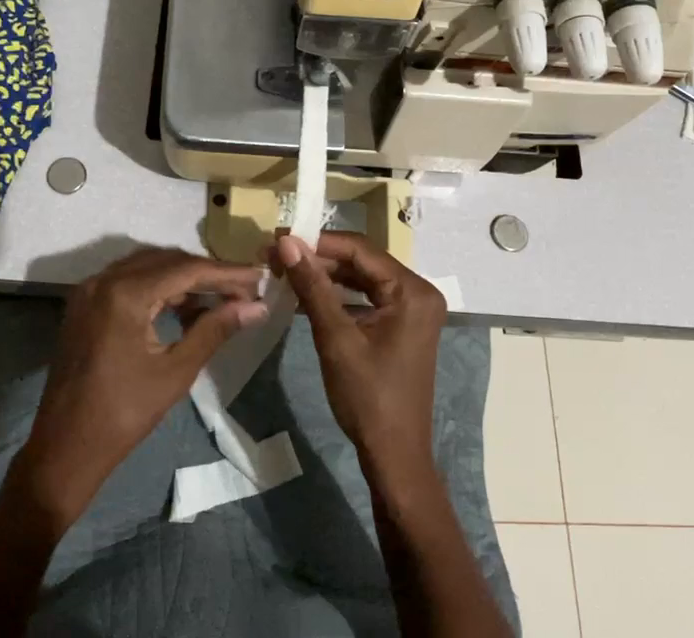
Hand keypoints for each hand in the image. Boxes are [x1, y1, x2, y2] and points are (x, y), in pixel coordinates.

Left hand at [14, 247, 267, 527]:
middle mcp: (103, 280)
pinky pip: (127, 281)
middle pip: (166, 260)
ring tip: (219, 298)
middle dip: (206, 273)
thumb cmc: (123, 413)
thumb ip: (215, 330)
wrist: (65, 447)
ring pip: (146, 267)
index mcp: (124, 294)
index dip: (226, 272)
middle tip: (243, 289)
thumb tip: (256, 306)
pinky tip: (183, 308)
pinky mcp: (84, 305)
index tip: (258, 277)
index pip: (185, 269)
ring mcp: (89, 291)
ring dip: (182, 278)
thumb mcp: (176, 371)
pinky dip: (158, 288)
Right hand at [272, 233, 446, 475]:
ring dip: (325, 277)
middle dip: (319, 259)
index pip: (360, 250)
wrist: (393, 454)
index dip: (318, 242)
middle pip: (362, 262)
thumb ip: (312, 287)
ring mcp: (412, 310)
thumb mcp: (336, 338)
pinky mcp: (402, 326)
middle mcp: (419, 292)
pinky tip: (306, 296)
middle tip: (275, 258)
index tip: (278, 240)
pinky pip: (367, 299)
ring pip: (362, 279)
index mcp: (413, 291)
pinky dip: (338, 297)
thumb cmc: (368, 397)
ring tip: (284, 273)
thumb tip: (285, 243)